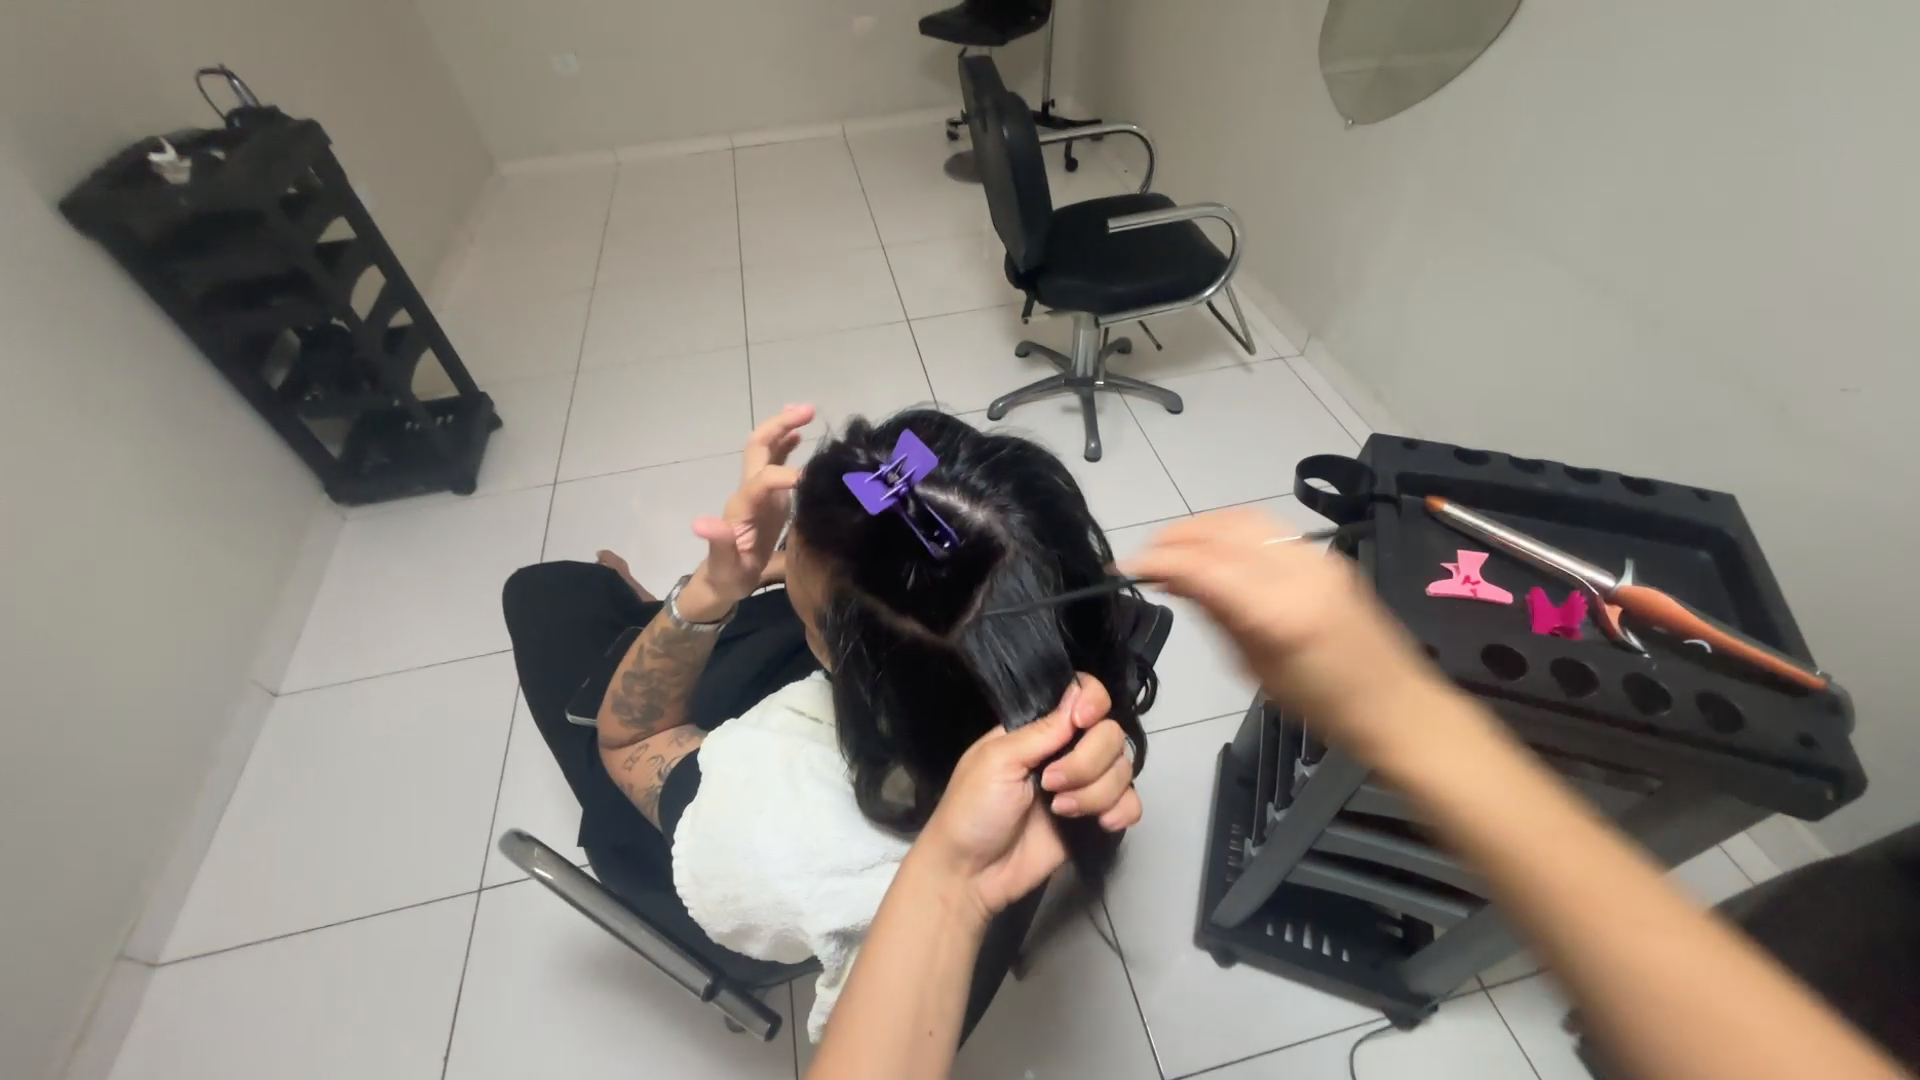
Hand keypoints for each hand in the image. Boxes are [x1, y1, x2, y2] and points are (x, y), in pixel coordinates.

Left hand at [681, 405, 813, 616]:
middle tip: (807, 410)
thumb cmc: (728, 575)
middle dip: (779, 425)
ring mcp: (758, 492)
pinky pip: (776, 464)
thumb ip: (719, 544)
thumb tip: (701, 523)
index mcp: (743, 506)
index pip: (764, 479)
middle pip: (759, 447)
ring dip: (784, 428)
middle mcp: (749, 491)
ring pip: (767, 450)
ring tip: (808, 412)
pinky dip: (787, 445)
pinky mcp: (768, 497)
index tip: (816, 478)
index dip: (788, 474)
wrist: (724, 580)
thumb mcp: (726, 565)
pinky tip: (801, 436)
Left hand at [918, 674, 1141, 919]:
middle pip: (1110, 733)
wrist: (973, 873)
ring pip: (1122, 768)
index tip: (1081, 723)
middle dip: (1086, 762)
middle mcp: (1065, 749)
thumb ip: (1040, 731)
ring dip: (1095, 792)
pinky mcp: (1095, 817)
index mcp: (1038, 728)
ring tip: (1060, 811)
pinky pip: (1131, 803)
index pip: (1084, 695)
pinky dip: (1122, 811)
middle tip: (1050, 785)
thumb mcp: (996, 761)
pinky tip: (1101, 824)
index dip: (1092, 703)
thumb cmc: (972, 810)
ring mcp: (1083, 783)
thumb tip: (1077, 696)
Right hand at [1121, 507, 1434, 757]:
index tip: (1126, 567)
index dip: (1158, 560)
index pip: (1203, 566)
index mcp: (1278, 612)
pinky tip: (1213, 546)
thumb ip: (1214, 614)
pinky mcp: (1325, 557)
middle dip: (1175, 536)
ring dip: (1201, 527)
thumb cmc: (1322, 706)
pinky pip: (1266, 528)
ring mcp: (1316, 559)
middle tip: (1146, 555)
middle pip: (1222, 531)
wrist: (1397, 706)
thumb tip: (1174, 581)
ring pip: (1243, 519)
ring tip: (1173, 546)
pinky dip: (1229, 529)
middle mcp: (1299, 573)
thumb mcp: (1254, 667)